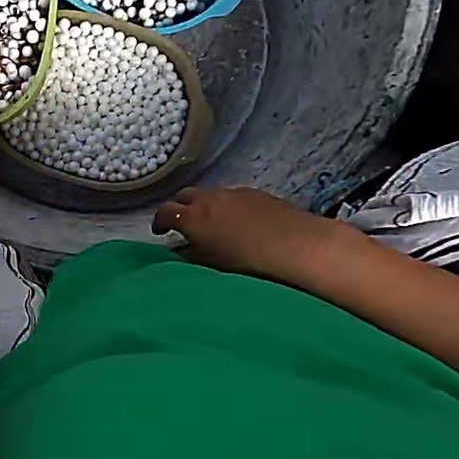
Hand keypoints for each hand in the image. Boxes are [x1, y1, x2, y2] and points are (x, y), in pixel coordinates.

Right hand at [152, 187, 359, 282]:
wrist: (300, 248)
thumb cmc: (250, 264)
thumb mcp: (212, 265)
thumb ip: (191, 255)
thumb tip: (180, 250)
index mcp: (193, 218)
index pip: (164, 212)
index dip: (158, 222)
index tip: (159, 232)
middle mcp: (209, 199)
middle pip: (184, 196)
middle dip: (179, 208)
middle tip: (183, 225)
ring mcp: (233, 192)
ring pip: (209, 194)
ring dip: (203, 206)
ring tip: (211, 224)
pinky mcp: (256, 193)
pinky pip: (231, 196)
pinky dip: (225, 205)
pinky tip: (238, 222)